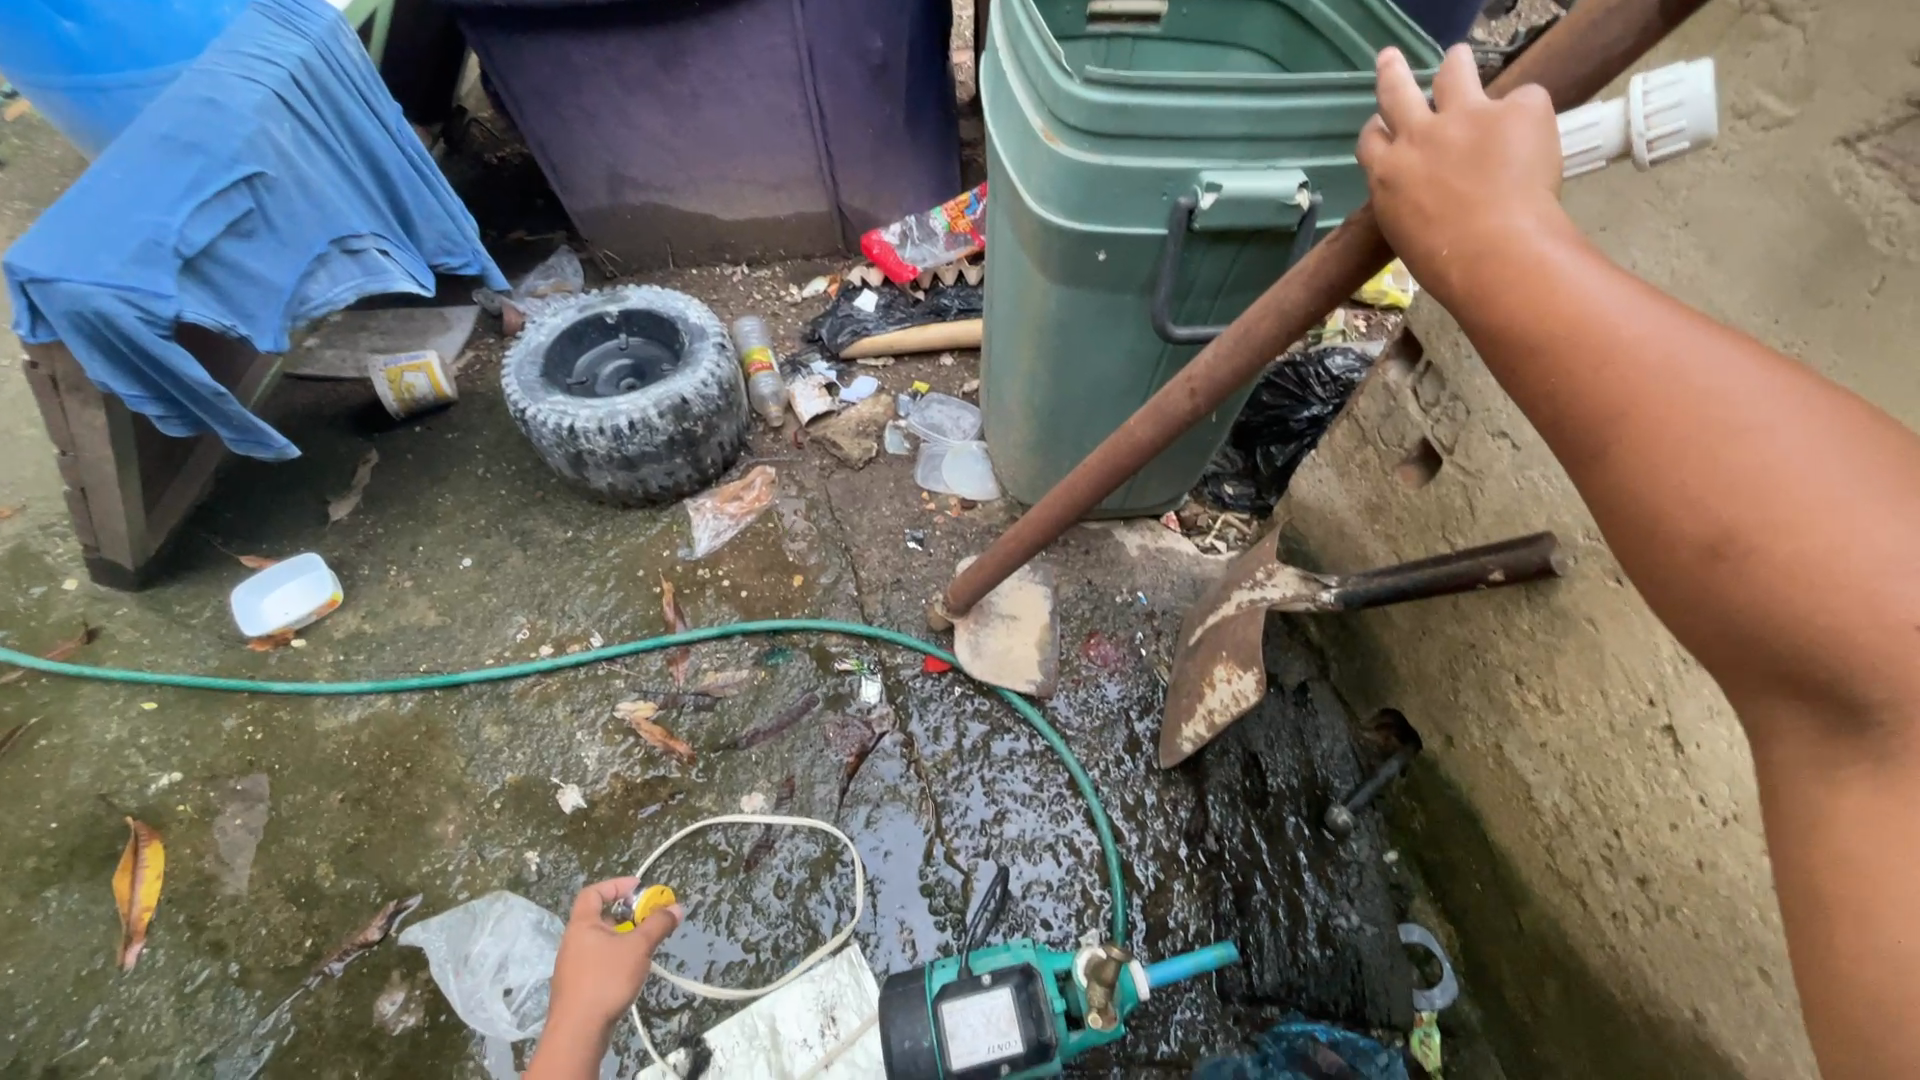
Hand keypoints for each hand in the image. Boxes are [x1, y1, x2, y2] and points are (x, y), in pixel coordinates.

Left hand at [527, 877, 682, 1078]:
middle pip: (599, 916)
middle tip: (648, 917)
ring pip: (600, 940)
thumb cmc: (606, 980)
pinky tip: (631, 970)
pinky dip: (616, 956)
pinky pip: (598, 960)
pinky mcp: (577, 986)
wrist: (578, 1033)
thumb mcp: (639, 947)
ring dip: (623, 936)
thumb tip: (677, 907)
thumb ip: (658, 924)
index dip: (616, 885)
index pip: (593, 892)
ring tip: (645, 944)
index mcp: (582, 926)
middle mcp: (573, 942)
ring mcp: (572, 966)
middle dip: (626, 913)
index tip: (639, 888)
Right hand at [1356, 44, 1567, 307]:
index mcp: (1387, 172)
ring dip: (1455, 64)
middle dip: (1392, 71)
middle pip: (1397, 91)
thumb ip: (1407, 197)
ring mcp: (1468, 115)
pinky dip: (1527, 115)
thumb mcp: (1404, 229)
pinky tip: (1534, 138)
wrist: (1491, 251)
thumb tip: (1422, 191)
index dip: (1378, 129)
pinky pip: (1525, 98)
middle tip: (1390, 57)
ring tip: (1459, 60)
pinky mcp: (1517, 108)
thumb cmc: (1441, 260)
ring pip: (1454, 70)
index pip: (1372, 138)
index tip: (1382, 125)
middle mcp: (1419, 135)